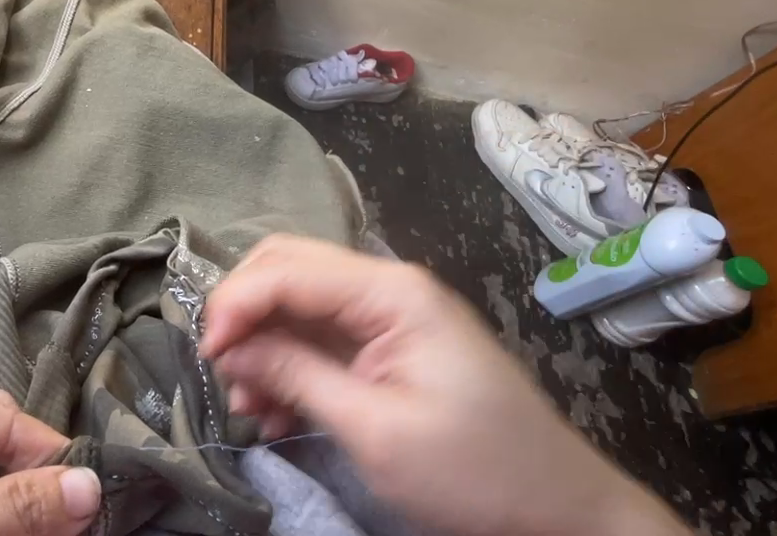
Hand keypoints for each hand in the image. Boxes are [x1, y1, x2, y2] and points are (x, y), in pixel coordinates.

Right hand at [200, 236, 688, 535]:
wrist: (568, 516)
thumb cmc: (477, 475)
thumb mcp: (376, 431)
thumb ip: (296, 376)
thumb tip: (228, 347)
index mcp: (390, 292)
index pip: (286, 270)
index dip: (236, 303)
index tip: (209, 354)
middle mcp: (383, 284)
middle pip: (284, 266)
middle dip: (244, 312)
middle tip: (224, 366)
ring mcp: (384, 311)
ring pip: (292, 298)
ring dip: (260, 342)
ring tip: (248, 402)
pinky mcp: (382, 341)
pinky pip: (314, 332)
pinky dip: (285, 362)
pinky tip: (274, 408)